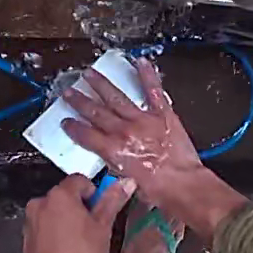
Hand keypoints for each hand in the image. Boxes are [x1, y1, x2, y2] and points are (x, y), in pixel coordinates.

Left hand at [9, 173, 134, 252]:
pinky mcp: (27, 238)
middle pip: (66, 195)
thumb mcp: (102, 228)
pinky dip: (58, 233)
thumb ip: (112, 201)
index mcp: (59, 195)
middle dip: (82, 207)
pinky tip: (68, 252)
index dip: (95, 193)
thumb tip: (126, 181)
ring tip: (82, 244)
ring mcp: (30, 220)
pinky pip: (46, 226)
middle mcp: (40, 202)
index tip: (103, 213)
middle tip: (95, 229)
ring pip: (56, 211)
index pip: (81, 180)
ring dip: (70, 220)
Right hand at [61, 58, 247, 235]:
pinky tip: (140, 61)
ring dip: (101, 85)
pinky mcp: (162, 113)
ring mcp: (144, 119)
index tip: (66, 121)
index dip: (73, 127)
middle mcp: (125, 132)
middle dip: (79, 102)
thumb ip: (117, 165)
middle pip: (96, 112)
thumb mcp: (128, 183)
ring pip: (116, 97)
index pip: (86, 135)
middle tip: (69, 92)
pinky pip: (153, 90)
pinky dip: (146, 74)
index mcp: (114, 151)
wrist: (186, 186)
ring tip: (90, 74)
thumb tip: (113, 157)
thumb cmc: (161, 191)